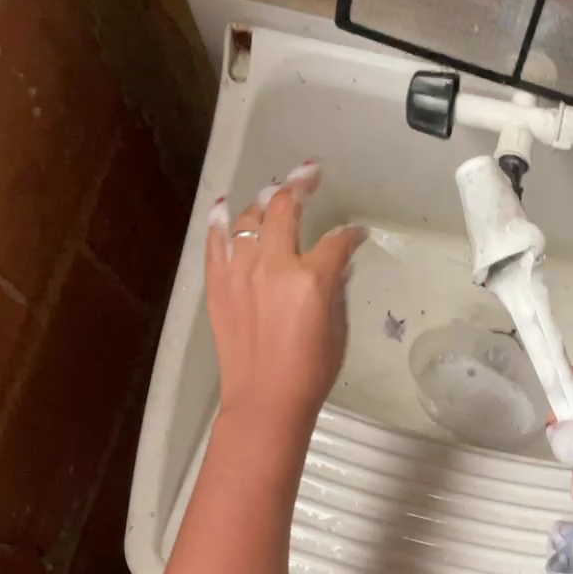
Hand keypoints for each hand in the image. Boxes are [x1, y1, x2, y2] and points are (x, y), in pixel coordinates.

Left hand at [204, 160, 366, 427]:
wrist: (265, 400)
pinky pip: (216, 240)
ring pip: (250, 216)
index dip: (350, 235)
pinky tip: (227, 204)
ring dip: (265, 198)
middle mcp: (274, 265)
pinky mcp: (218, 283)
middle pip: (285, 207)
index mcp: (312, 280)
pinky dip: (221, 219)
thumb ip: (335, 291)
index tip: (356, 234)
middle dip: (301, 183)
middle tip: (311, 172)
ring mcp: (240, 271)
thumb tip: (334, 269)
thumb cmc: (310, 372)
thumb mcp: (337, 330)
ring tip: (275, 189)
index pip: (336, 242)